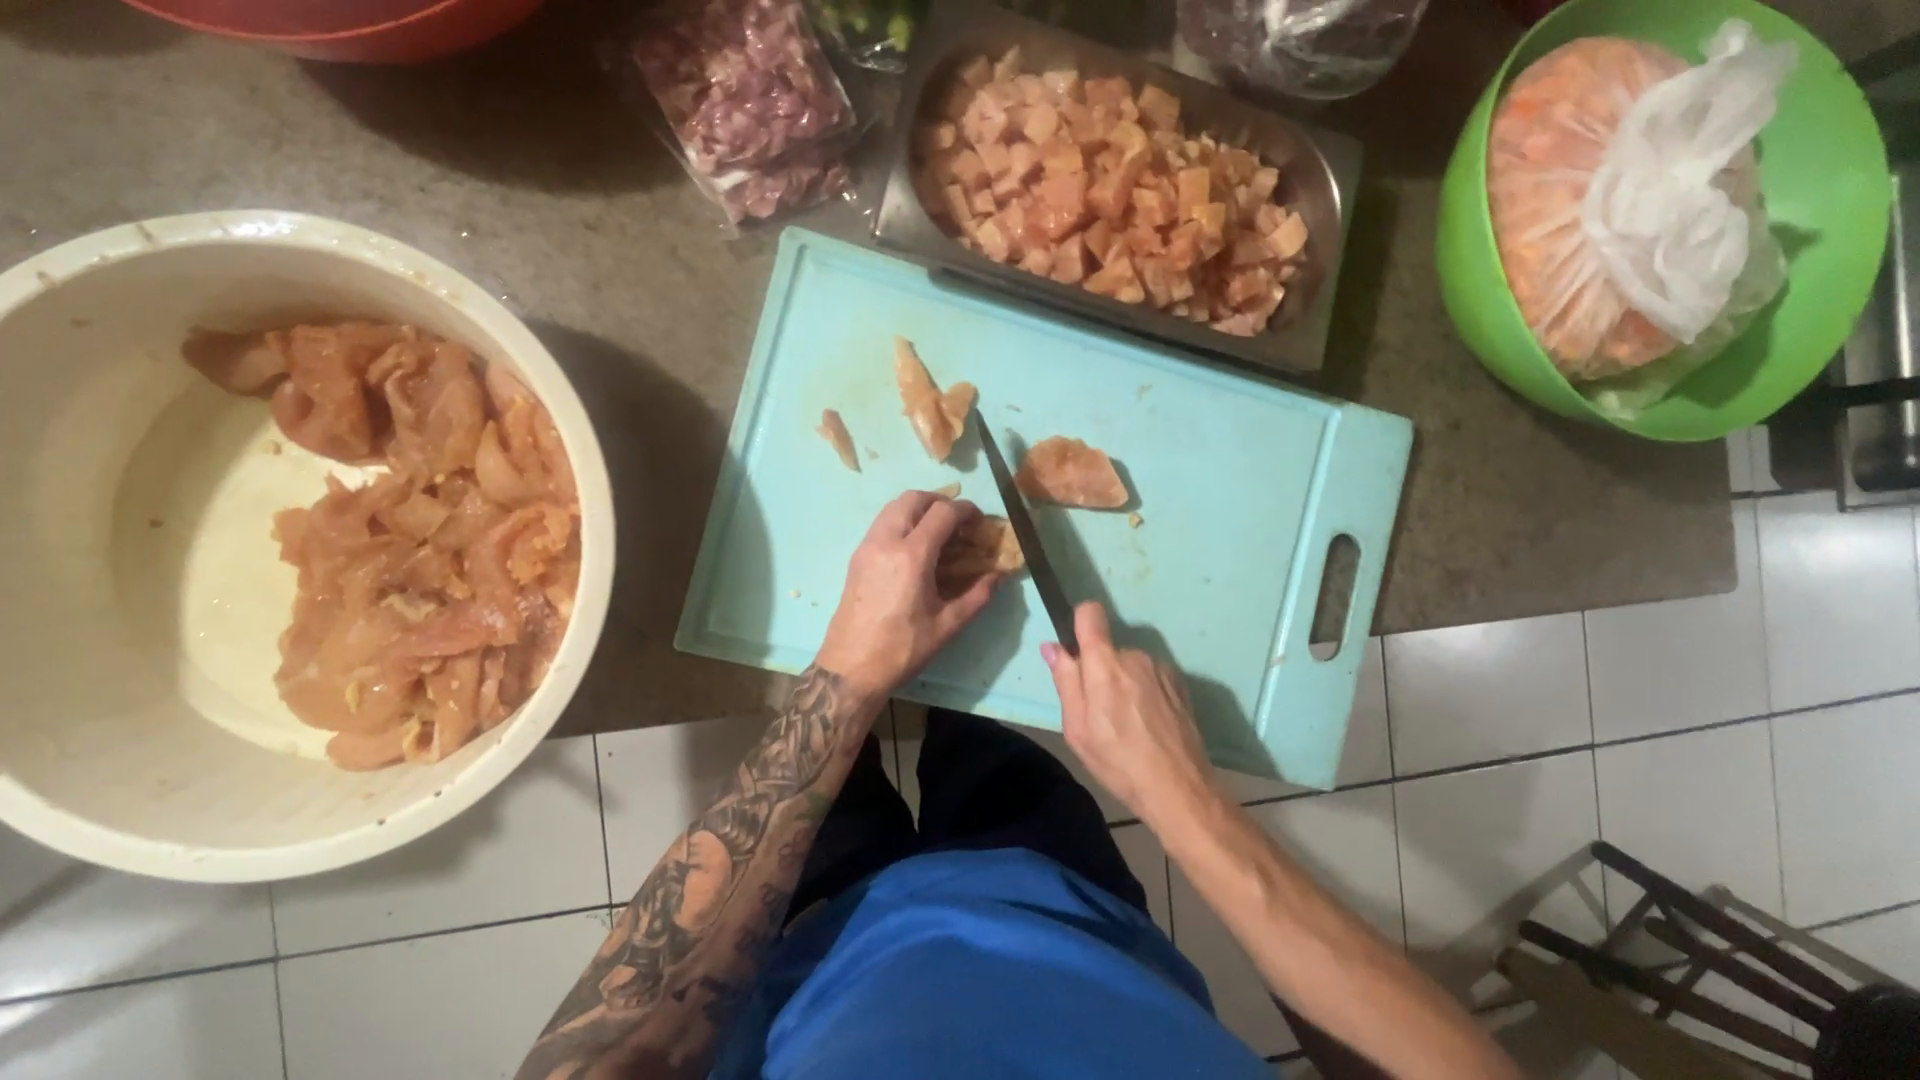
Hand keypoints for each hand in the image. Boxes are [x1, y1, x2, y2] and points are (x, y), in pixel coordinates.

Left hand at [817, 491, 1001, 698]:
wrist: (850, 668)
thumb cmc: (902, 649)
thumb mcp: (948, 625)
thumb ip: (977, 596)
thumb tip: (999, 576)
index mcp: (911, 556)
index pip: (942, 513)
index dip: (966, 510)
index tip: (979, 522)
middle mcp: (885, 542)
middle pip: (913, 498)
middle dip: (940, 501)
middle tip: (958, 522)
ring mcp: (866, 547)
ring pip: (893, 507)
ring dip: (918, 509)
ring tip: (938, 532)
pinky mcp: (856, 558)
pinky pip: (881, 524)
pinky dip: (901, 521)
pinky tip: (916, 548)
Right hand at [1043, 602, 1214, 826]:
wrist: (1177, 787)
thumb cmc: (1117, 761)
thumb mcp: (1077, 728)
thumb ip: (1065, 681)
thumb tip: (1052, 647)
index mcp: (1104, 664)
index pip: (1090, 613)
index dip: (1079, 623)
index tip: (1076, 650)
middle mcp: (1135, 656)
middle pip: (1109, 650)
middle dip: (1100, 671)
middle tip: (1100, 713)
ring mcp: (1161, 669)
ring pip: (1131, 666)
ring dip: (1125, 684)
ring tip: (1128, 724)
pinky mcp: (1180, 684)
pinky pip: (1151, 678)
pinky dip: (1146, 693)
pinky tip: (1149, 725)